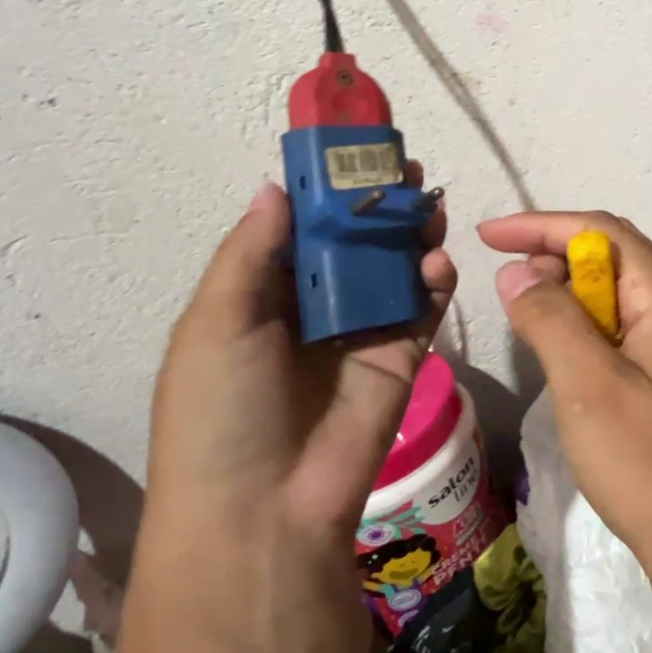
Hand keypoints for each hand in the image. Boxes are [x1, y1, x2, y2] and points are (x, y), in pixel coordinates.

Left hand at [122, 170, 456, 652]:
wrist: (266, 503)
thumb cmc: (222, 408)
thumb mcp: (215, 323)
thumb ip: (252, 252)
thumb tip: (274, 185)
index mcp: (264, 295)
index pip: (301, 228)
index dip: (326, 190)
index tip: (353, 149)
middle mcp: (317, 305)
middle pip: (358, 241)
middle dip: (381, 203)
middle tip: (408, 168)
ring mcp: (365, 328)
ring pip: (398, 265)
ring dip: (414, 232)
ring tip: (430, 202)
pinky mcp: (405, 351)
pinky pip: (426, 304)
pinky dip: (436, 278)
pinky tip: (437, 261)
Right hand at [479, 211, 651, 652]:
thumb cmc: (646, 457)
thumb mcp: (588, 384)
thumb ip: (551, 319)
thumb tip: (517, 271)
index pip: (601, 231)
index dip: (542, 225)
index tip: (485, 233)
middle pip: (612, 254)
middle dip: (552, 253)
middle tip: (497, 273)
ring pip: (615, 291)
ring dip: (566, 289)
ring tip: (518, 302)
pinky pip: (622, 324)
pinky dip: (583, 322)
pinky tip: (556, 341)